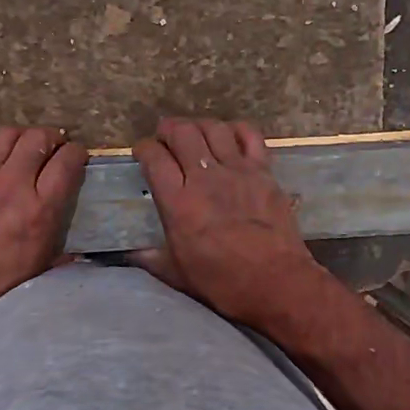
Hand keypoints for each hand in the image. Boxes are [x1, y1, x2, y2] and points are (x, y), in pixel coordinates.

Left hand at [0, 126, 87, 322]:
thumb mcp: (39, 264)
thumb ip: (62, 244)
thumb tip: (82, 247)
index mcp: (39, 210)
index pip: (66, 162)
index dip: (76, 153)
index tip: (75, 156)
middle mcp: (13, 185)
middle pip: (38, 138)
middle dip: (51, 137)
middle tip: (51, 146)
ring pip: (7, 134)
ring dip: (20, 136)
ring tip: (22, 147)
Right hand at [131, 117, 331, 327]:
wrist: (277, 283)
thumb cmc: (223, 283)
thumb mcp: (177, 274)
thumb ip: (151, 258)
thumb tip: (132, 253)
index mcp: (178, 202)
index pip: (154, 157)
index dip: (143, 149)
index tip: (143, 153)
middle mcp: (204, 178)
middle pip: (182, 132)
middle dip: (168, 129)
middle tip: (166, 138)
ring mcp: (236, 170)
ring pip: (213, 128)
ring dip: (198, 126)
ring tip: (195, 135)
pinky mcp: (263, 171)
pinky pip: (249, 135)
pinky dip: (236, 130)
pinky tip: (229, 137)